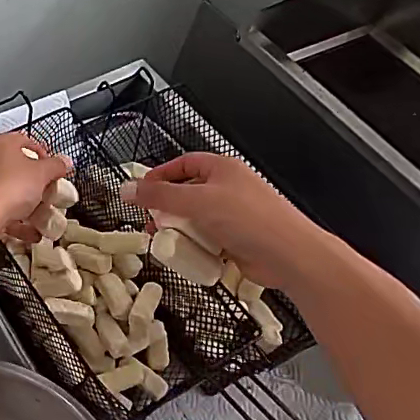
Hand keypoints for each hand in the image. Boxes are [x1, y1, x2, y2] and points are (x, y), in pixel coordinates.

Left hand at [0, 131, 72, 239]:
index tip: (55, 169)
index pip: (27, 142)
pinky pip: (1, 211)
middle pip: (18, 170)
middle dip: (36, 186)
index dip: (44, 156)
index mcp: (2, 143)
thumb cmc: (5, 188)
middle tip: (49, 195)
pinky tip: (30, 233)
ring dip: (28, 207)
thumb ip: (56, 166)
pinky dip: (16, 222)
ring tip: (42, 218)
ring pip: (9, 193)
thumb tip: (64, 162)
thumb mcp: (42, 174)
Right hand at [121, 153, 329, 291]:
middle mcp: (228, 190)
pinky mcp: (235, 241)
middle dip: (166, 210)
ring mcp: (232, 217)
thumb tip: (130, 189)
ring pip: (194, 221)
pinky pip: (205, 242)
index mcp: (222, 170)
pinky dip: (194, 249)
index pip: (183, 164)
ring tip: (166, 241)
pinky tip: (188, 255)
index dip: (160, 176)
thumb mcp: (197, 202)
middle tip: (150, 221)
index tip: (141, 190)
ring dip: (179, 232)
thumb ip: (159, 197)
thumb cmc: (255, 220)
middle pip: (186, 195)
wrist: (288, 255)